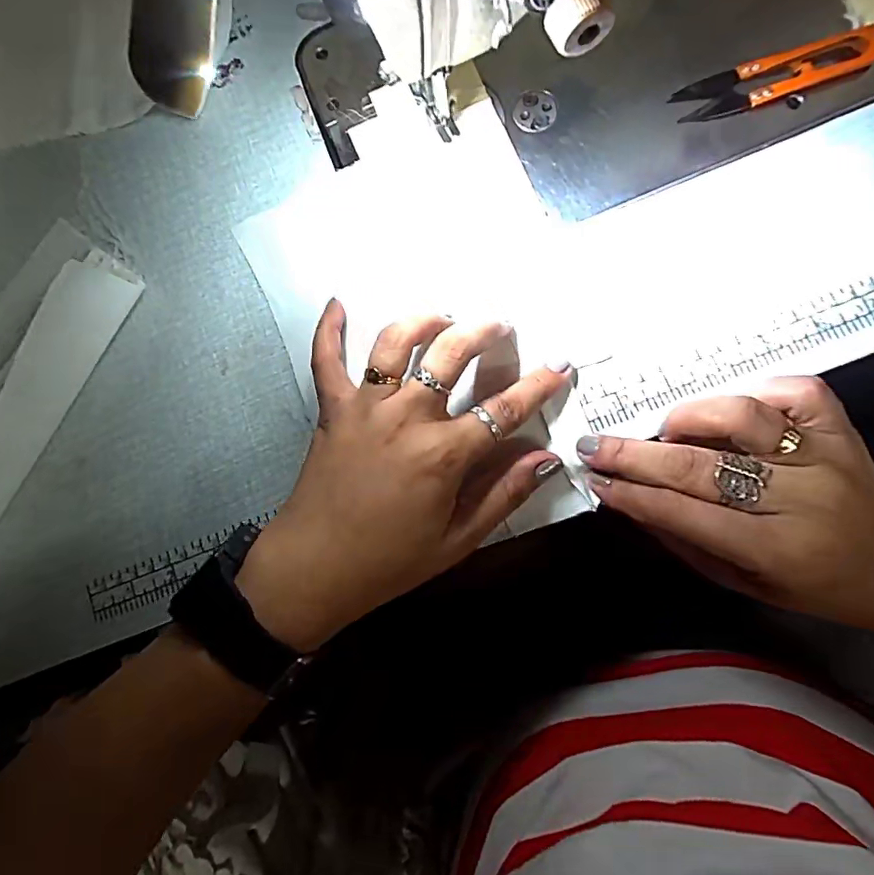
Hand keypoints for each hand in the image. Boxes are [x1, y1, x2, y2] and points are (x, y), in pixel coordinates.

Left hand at [233, 301, 570, 651]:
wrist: (313, 569)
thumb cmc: (391, 560)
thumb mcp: (458, 539)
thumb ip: (505, 493)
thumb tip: (547, 458)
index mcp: (442, 453)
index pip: (502, 410)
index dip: (537, 386)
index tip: (559, 366)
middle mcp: (406, 418)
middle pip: (451, 355)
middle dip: (483, 334)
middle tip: (500, 326)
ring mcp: (365, 408)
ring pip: (395, 344)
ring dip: (424, 322)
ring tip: (444, 318)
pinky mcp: (332, 409)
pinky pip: (326, 360)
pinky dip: (329, 330)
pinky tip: (337, 305)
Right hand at [578, 376, 873, 651]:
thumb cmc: (819, 589)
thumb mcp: (749, 587)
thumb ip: (689, 545)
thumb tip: (633, 503)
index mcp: (777, 552)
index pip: (688, 515)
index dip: (635, 495)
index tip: (597, 479)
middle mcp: (801, 499)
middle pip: (705, 467)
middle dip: (639, 455)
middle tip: (598, 445)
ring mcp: (824, 455)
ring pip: (743, 417)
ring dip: (691, 417)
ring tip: (667, 430)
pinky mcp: (840, 426)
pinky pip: (790, 390)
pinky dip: (753, 393)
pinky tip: (733, 412)